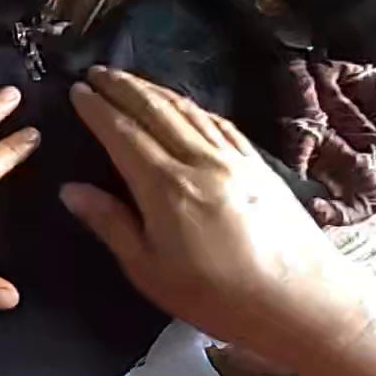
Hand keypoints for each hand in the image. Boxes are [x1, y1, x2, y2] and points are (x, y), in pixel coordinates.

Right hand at [61, 66, 375, 367]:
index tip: (77, 90)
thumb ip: (110, 223)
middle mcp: (200, 161)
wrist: (305, 304)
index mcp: (166, 187)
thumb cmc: (216, 296)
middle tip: (96, 72)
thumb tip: (70, 190)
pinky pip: (217, 122)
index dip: (98, 109)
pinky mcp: (258, 164)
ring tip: (129, 80)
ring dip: (154, 89)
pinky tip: (182, 104)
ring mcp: (234, 158)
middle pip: (155, 110)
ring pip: (187, 110)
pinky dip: (191, 106)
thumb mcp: (148, 270)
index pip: (123, 133)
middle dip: (122, 87)